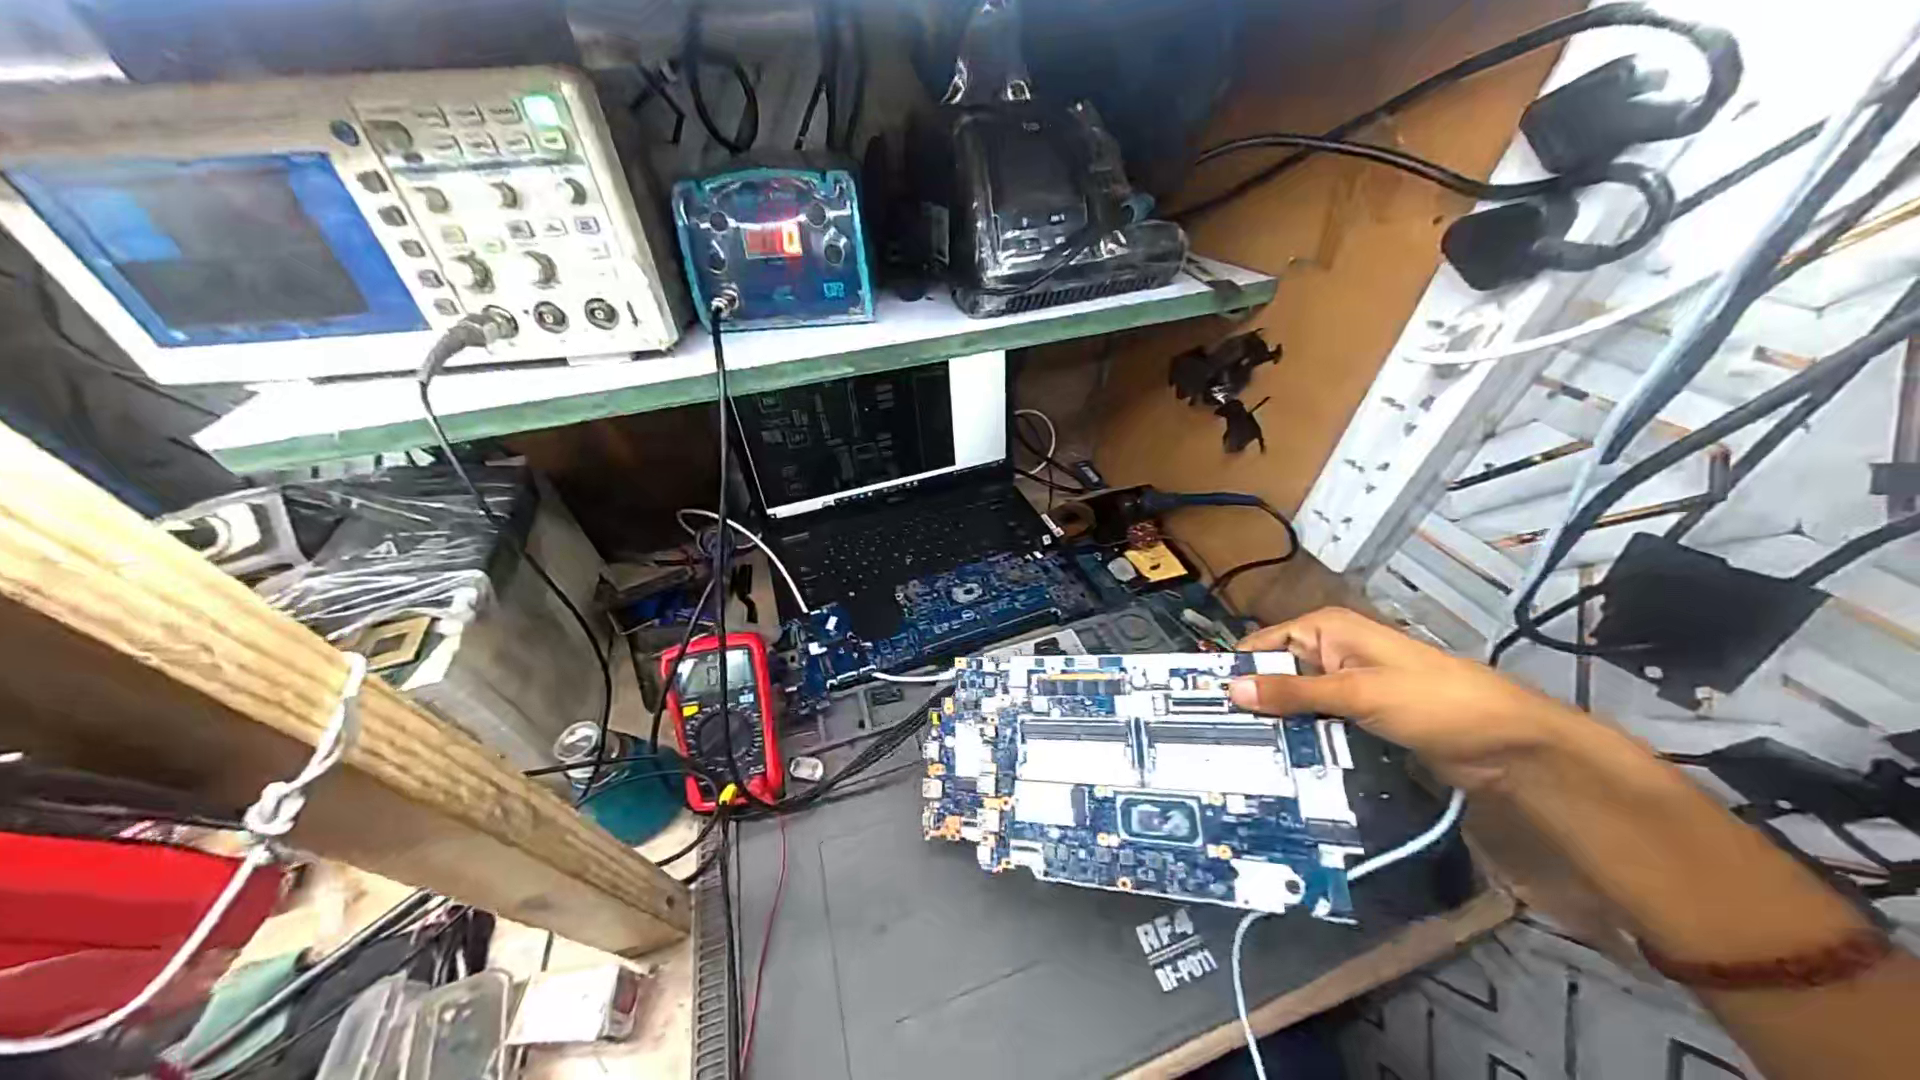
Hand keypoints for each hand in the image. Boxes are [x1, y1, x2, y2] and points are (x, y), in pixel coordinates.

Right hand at [1228, 607, 1591, 790]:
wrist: (1510, 744)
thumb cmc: (1433, 700)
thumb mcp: (1356, 692)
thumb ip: (1293, 693)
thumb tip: (1231, 689)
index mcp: (1326, 629)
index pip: (1263, 645)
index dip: (1236, 670)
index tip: (1204, 704)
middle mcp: (1329, 653)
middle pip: (1275, 675)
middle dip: (1252, 702)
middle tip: (1219, 738)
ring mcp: (1344, 687)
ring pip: (1292, 703)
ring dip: (1275, 725)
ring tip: (1240, 754)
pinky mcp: (1356, 717)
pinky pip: (1315, 724)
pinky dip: (1299, 738)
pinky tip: (1279, 761)